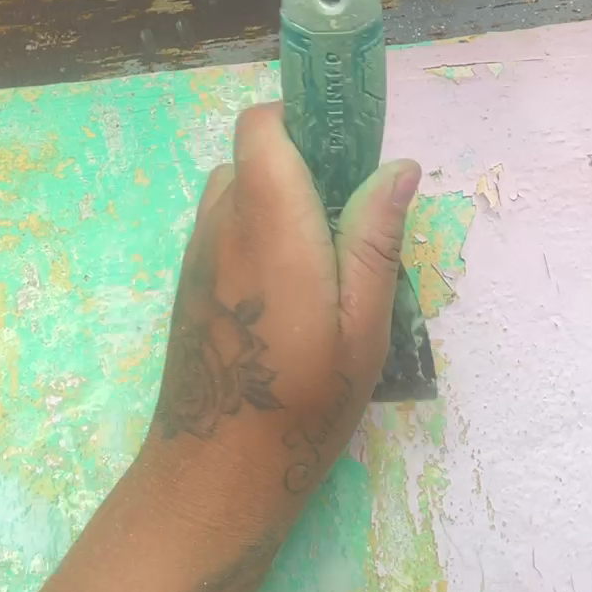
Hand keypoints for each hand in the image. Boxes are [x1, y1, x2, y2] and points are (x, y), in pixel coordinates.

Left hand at [136, 102, 419, 535]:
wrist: (217, 471)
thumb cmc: (303, 399)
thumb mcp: (363, 323)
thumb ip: (376, 237)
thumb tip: (400, 165)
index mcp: (267, 219)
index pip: (260, 125)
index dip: (300, 120)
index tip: (346, 152)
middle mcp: (222, 222)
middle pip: (253, 156)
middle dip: (301, 166)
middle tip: (349, 218)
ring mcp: (198, 253)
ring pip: (238, 191)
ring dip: (279, 200)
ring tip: (323, 258)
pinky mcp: (190, 281)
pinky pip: (226, 227)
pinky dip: (258, 231)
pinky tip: (289, 290)